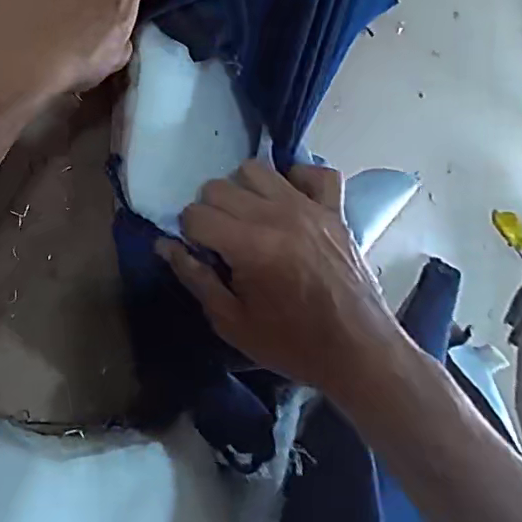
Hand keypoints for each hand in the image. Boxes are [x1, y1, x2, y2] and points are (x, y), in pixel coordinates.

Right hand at [158, 160, 410, 395]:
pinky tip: (290, 202)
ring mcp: (309, 207)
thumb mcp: (232, 322)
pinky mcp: (335, 209)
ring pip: (257, 168)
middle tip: (222, 241)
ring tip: (251, 219)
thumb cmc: (291, 344)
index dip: (190, 233)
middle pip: (219, 186)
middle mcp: (277, 215)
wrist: (357, 352)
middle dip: (210, 211)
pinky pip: (315, 173)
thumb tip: (165, 245)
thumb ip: (195, 278)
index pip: (195, 213)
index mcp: (250, 245)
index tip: (202, 254)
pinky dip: (299, 180)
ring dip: (245, 190)